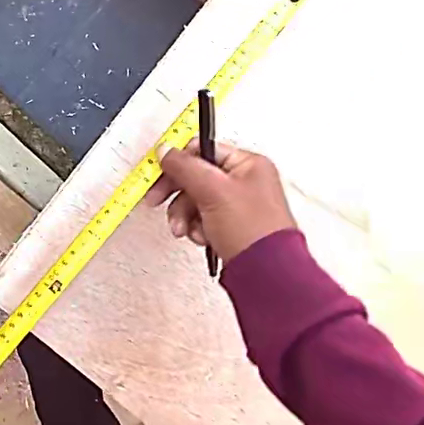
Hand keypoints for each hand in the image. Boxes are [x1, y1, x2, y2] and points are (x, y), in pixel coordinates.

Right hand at [145, 141, 296, 260]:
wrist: (266, 274)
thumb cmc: (252, 231)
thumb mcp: (212, 190)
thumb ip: (185, 166)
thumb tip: (165, 151)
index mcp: (247, 164)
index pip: (201, 150)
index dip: (177, 161)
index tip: (159, 173)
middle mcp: (244, 181)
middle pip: (194, 176)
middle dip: (176, 193)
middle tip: (157, 198)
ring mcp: (237, 203)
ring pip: (194, 198)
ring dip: (183, 214)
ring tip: (184, 228)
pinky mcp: (230, 224)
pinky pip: (200, 217)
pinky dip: (194, 226)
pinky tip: (200, 236)